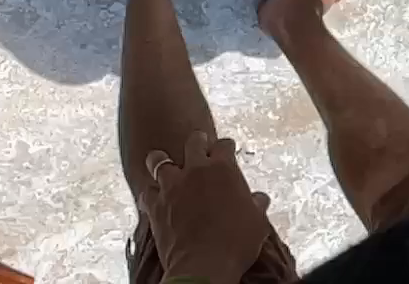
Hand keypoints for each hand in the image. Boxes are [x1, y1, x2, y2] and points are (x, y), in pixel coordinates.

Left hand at [140, 131, 272, 283]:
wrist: (204, 267)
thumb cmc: (235, 244)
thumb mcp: (256, 223)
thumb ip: (256, 205)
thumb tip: (259, 199)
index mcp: (223, 168)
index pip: (224, 146)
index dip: (226, 147)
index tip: (227, 150)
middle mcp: (196, 169)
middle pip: (194, 141)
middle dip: (197, 141)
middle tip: (199, 145)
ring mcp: (174, 186)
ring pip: (160, 161)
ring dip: (162, 161)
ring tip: (162, 161)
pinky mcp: (157, 206)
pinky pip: (148, 192)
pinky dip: (151, 194)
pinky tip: (153, 197)